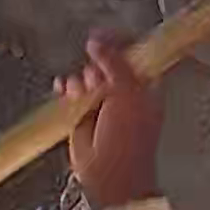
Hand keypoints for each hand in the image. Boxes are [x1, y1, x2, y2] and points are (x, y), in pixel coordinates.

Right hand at [54, 34, 162, 207]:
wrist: (110, 174)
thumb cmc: (128, 137)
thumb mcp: (128, 93)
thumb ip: (114, 62)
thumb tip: (96, 42)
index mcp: (145, 85)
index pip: (134, 53)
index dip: (119, 40)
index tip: (103, 35)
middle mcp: (124, 90)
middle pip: (105, 61)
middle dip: (95, 64)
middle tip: (95, 77)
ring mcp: (103, 101)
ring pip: (86, 74)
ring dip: (80, 80)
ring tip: (81, 92)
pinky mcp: (82, 112)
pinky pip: (71, 90)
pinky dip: (66, 88)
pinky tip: (64, 91)